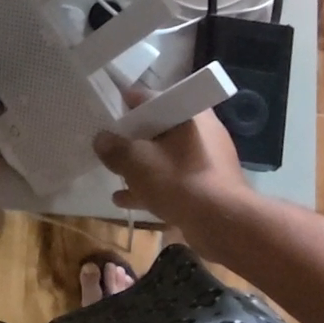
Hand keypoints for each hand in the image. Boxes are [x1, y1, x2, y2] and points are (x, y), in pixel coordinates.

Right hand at [93, 106, 250, 228]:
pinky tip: (125, 200)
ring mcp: (206, 160)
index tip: (106, 114)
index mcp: (188, 113)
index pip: (151, 98)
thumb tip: (101, 139)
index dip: (125, 105)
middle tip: (110, 146)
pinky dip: (151, 186)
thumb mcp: (135, 161)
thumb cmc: (178, 181)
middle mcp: (202, 130)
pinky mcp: (207, 185)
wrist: (222, 223)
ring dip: (140, 166)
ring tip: (113, 174)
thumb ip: (113, 148)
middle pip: (158, 129)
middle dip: (132, 139)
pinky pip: (173, 179)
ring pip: (165, 156)